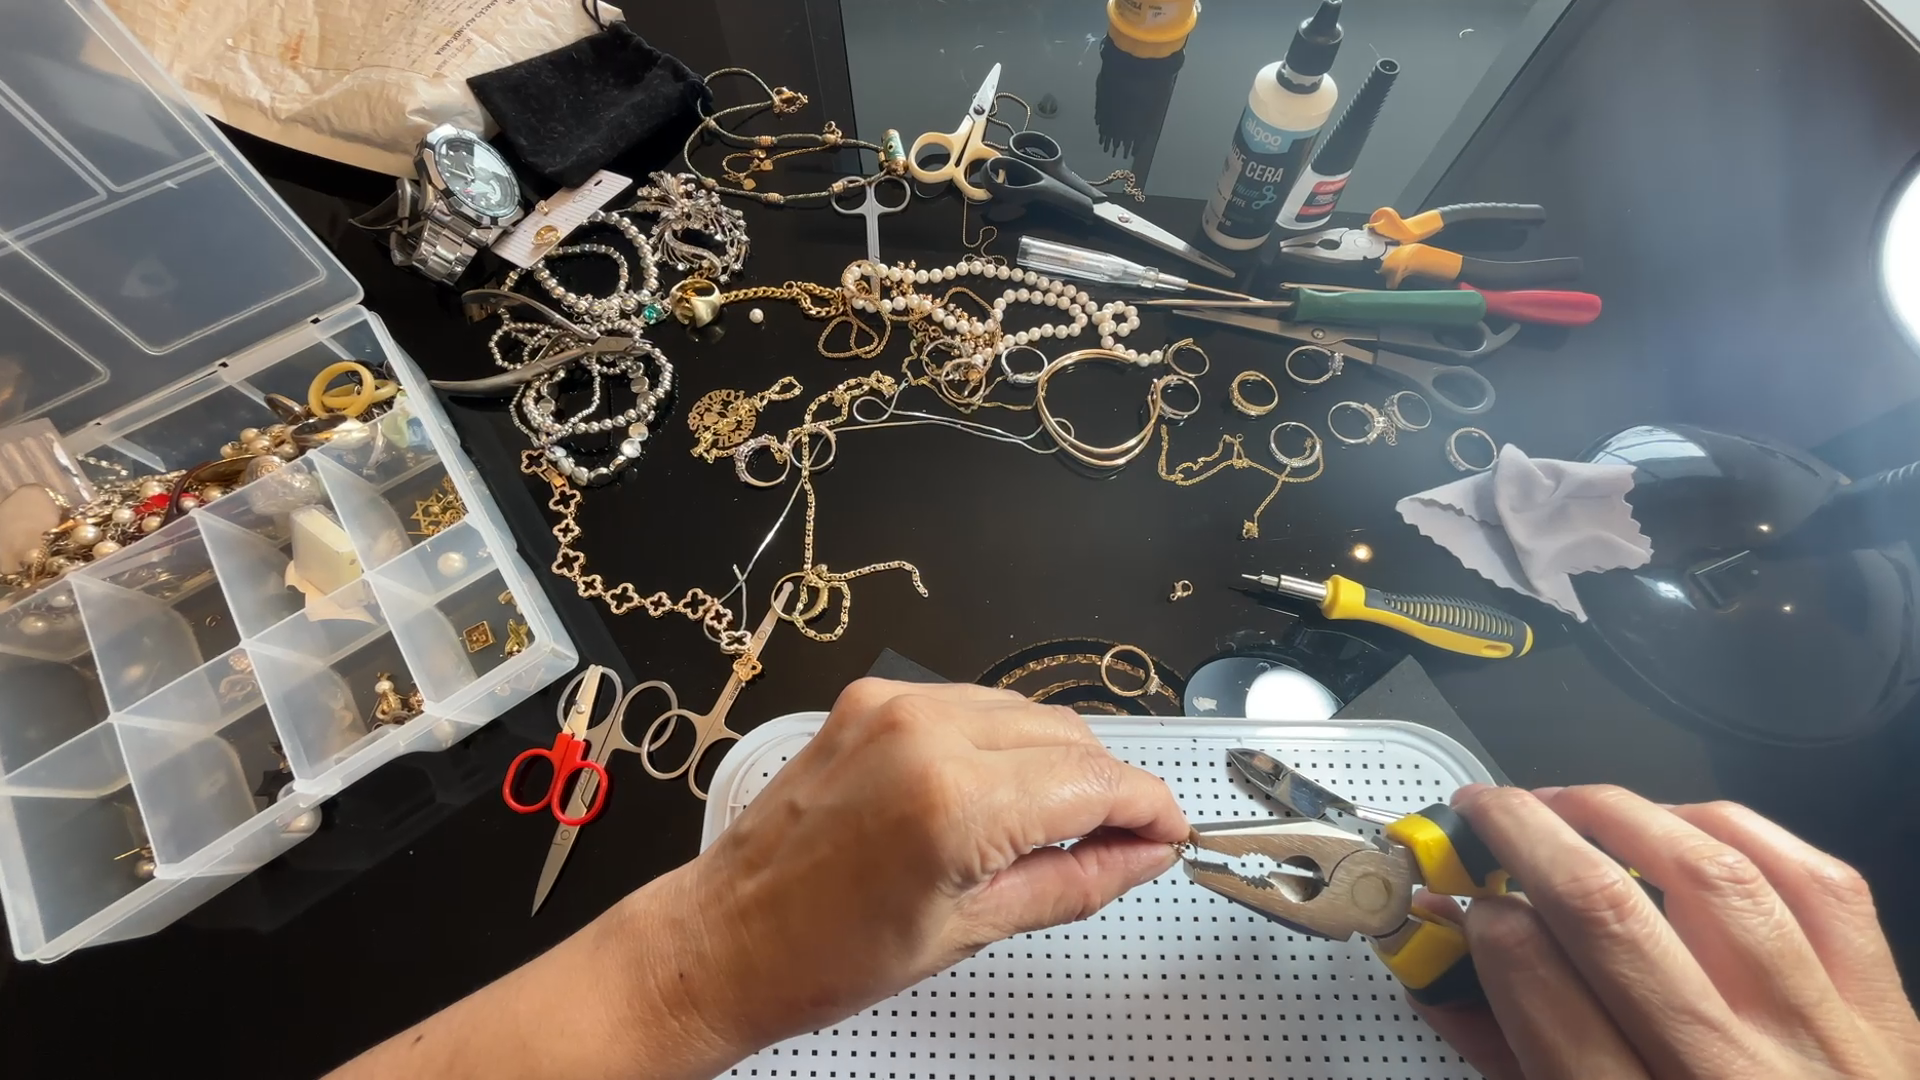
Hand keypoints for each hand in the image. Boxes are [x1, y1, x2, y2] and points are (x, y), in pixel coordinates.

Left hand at [676, 679, 1188, 1053]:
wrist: (727, 932)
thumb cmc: (828, 954)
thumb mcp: (971, 930)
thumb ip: (1074, 879)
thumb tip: (1141, 852)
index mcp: (954, 801)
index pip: (1091, 781)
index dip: (1146, 806)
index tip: (1166, 829)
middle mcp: (926, 730)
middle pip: (1067, 734)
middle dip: (1106, 784)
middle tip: (1118, 835)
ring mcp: (895, 702)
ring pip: (1025, 710)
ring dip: (1057, 757)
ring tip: (1052, 817)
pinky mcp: (874, 695)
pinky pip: (973, 702)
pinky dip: (1005, 737)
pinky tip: (998, 783)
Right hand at [1416, 785, 1919, 1078]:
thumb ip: (1488, 1032)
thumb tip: (1430, 929)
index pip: (1529, 966)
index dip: (1480, 907)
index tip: (1468, 895)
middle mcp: (1730, 1075)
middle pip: (1604, 907)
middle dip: (1519, 828)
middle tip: (1482, 806)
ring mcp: (1829, 1044)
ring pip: (1707, 873)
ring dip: (1612, 810)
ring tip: (1564, 802)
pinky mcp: (1894, 1018)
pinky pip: (1820, 886)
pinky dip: (1735, 828)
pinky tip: (1678, 823)